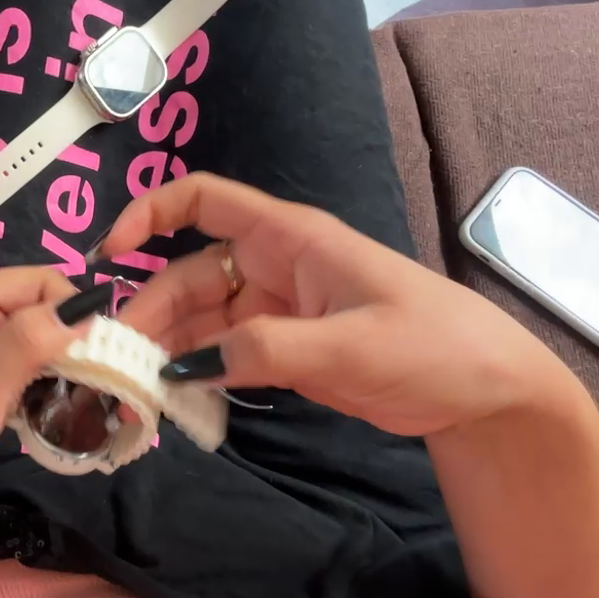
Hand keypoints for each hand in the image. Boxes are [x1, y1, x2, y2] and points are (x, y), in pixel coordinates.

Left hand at [0, 267, 83, 535]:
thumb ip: (27, 344)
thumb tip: (86, 309)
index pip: (42, 282)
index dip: (74, 313)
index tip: (104, 357)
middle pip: (46, 309)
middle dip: (76, 341)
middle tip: (107, 384)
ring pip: (45, 340)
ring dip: (69, 367)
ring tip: (92, 399)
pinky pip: (34, 367)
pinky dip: (53, 385)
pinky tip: (67, 409)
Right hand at [98, 173, 585, 437]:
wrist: (488, 397)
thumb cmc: (433, 346)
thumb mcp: (351, 344)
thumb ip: (265, 350)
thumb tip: (184, 366)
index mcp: (287, 237)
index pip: (202, 200)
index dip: (148, 214)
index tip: (110, 256)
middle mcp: (268, 266)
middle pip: (186, 274)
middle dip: (148, 310)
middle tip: (117, 357)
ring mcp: (270, 310)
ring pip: (197, 318)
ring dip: (164, 347)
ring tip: (134, 384)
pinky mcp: (277, 349)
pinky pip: (218, 352)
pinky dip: (192, 371)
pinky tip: (173, 395)